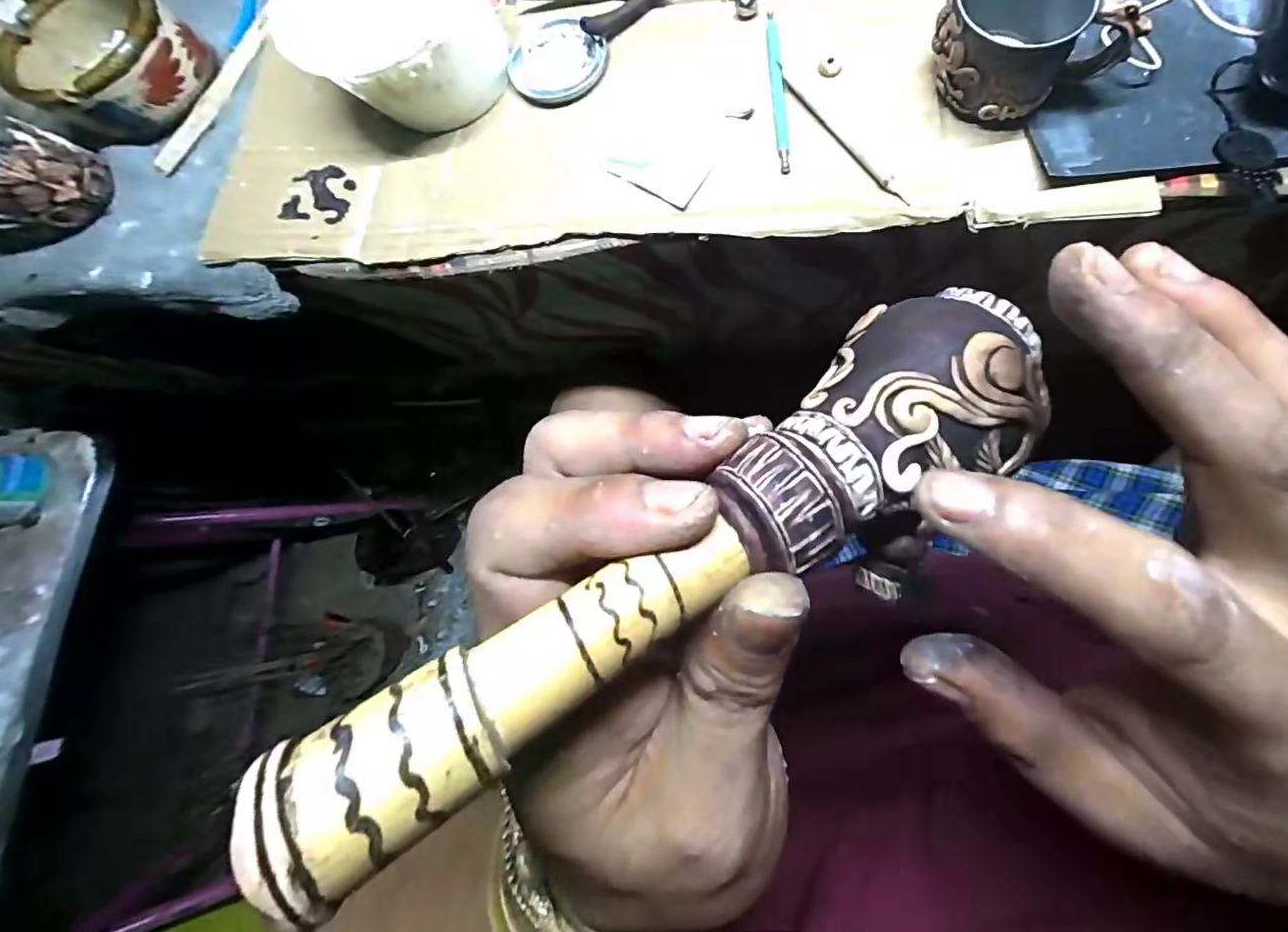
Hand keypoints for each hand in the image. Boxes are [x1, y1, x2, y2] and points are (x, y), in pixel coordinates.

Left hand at [465, 404, 805, 929]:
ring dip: (653, 432)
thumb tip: (775, 588)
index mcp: (528, 661)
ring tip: (738, 439)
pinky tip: (744, 449)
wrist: (653, 855)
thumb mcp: (703, 800)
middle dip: (627, 447)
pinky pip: (639, 467)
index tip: (696, 516)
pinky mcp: (636, 548)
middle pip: (540, 471)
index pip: (512, 546)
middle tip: (721, 449)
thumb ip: (728, 692)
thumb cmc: (657, 845)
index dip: (595, 510)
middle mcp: (543, 589)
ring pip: (579, 450)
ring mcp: (587, 558)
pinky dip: (684, 446)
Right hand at [898, 242, 1287, 927]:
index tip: (937, 490)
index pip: (1160, 599)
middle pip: (1266, 456)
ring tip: (1117, 259)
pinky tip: (1174, 280)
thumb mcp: (1132, 815)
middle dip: (1165, 354)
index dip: (1044, 538)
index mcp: (1272, 695)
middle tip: (1075, 276)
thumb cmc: (1248, 822)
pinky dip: (1240, 330)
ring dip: (1204, 319)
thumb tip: (923, 653)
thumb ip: (1028, 729)